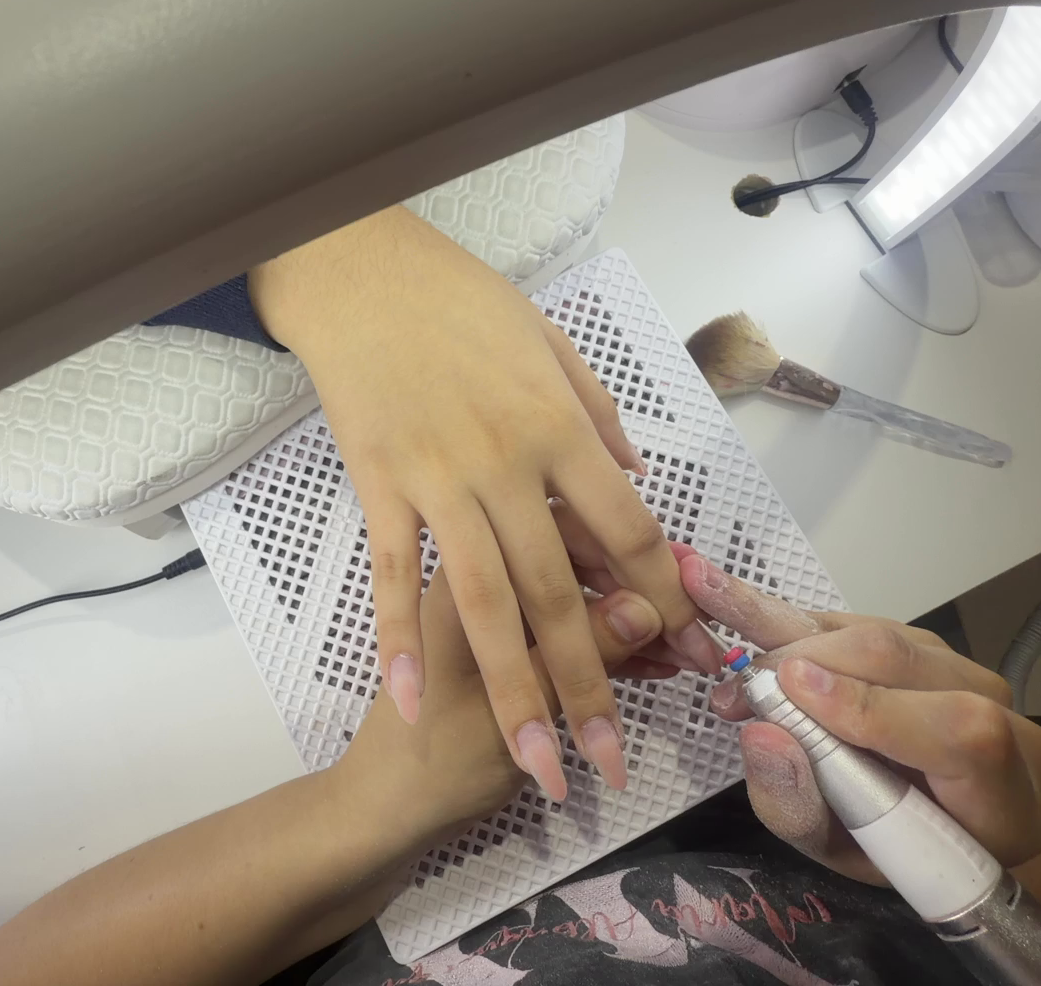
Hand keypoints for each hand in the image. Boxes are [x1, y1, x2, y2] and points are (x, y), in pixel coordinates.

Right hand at [250, 206, 700, 800]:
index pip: (625, 530)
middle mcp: (506, 466)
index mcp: (558, 426)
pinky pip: (393, 574)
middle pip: (556, 590)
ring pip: (481, 602)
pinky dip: (398, 640)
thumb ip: (597, 410)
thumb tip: (632, 472)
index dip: (657, 598)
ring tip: (536, 763)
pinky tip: (410, 700)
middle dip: (588, 683)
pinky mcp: (378, 488)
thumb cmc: (460, 300)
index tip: (678, 654)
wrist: (362, 276)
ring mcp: (436, 483)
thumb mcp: (550, 339)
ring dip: (511, 689)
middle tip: (610, 762)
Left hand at [334, 568, 680, 844]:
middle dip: (639, 597)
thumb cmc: (438, 758)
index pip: (557, 535)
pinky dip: (606, 648)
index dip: (626, 562)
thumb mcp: (515, 709)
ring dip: (629, 626)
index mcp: (468, 576)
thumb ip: (578, 654)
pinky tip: (655, 665)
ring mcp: (496, 612)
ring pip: (575, 600)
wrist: (387, 806)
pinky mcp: (509, 645)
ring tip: (689, 656)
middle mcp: (483, 578)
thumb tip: (647, 606)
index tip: (686, 597)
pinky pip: (564, 631)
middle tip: (698, 635)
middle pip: (574, 566)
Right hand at [678, 548, 1040, 883]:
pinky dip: (788, 621)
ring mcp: (960, 671)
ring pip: (873, 632)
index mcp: (1000, 797)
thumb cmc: (885, 846)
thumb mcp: (832, 852)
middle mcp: (1000, 721)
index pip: (959, 732)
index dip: (872, 705)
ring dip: (788, 638)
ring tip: (732, 661)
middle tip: (737, 689)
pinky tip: (738, 613)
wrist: (925, 817)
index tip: (790, 688)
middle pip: (903, 661)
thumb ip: (796, 805)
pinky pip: (850, 619)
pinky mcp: (917, 641)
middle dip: (806, 661)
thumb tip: (760, 734)